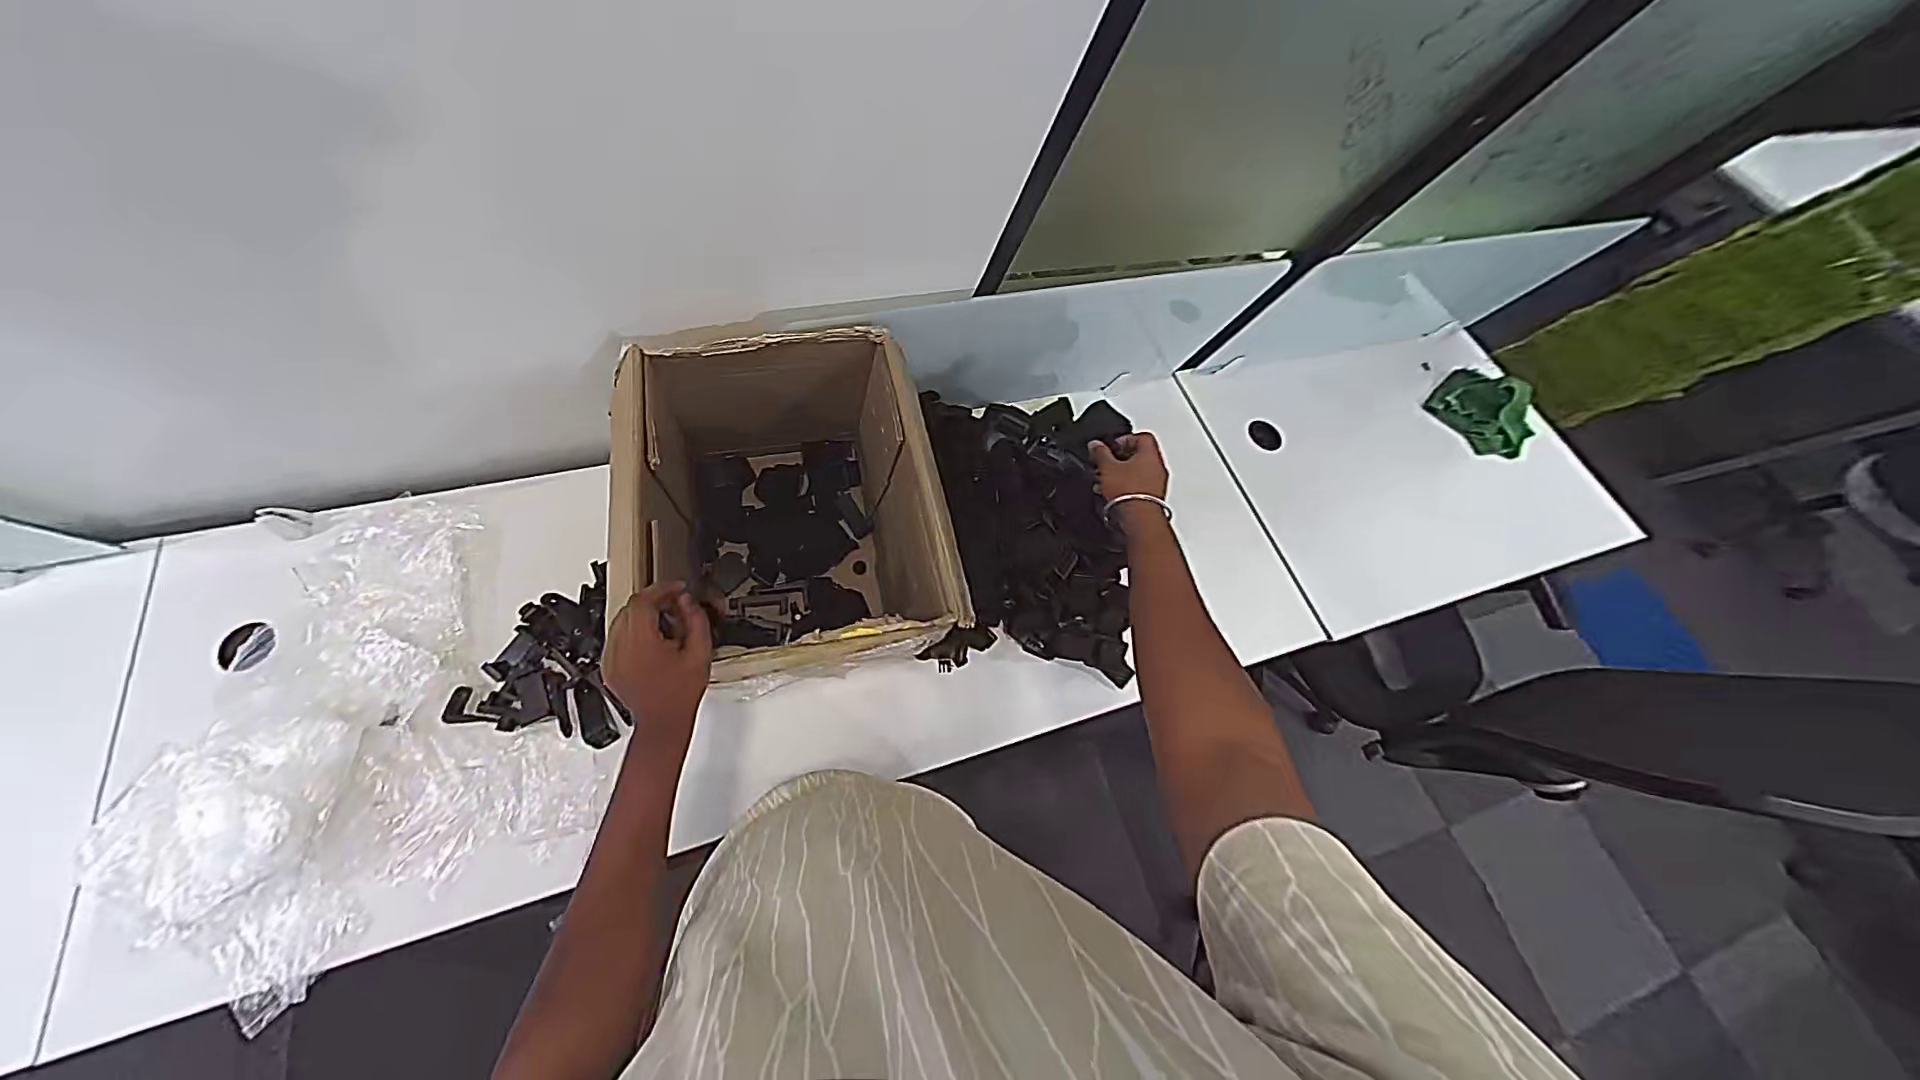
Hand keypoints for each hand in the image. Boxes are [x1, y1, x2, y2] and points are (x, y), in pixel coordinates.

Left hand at [603, 582, 712, 739]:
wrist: (662, 723)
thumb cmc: (680, 695)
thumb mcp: (700, 653)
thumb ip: (695, 621)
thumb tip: (687, 602)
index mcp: (641, 643)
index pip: (642, 602)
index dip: (661, 589)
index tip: (676, 589)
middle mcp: (620, 649)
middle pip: (630, 608)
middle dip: (653, 601)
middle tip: (674, 604)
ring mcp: (611, 659)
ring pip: (621, 621)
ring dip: (643, 616)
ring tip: (666, 624)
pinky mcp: (609, 667)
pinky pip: (617, 638)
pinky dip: (633, 632)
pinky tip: (653, 642)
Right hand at [1091, 433, 1169, 539]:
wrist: (1138, 519)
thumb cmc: (1129, 492)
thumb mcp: (1107, 467)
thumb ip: (1100, 452)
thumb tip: (1095, 445)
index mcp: (1151, 454)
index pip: (1142, 437)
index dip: (1124, 439)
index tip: (1111, 447)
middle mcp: (1158, 467)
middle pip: (1140, 455)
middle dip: (1120, 459)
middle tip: (1107, 463)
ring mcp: (1157, 484)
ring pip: (1138, 472)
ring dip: (1122, 474)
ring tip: (1106, 480)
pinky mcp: (1152, 499)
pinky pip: (1139, 487)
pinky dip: (1126, 487)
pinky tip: (1113, 494)